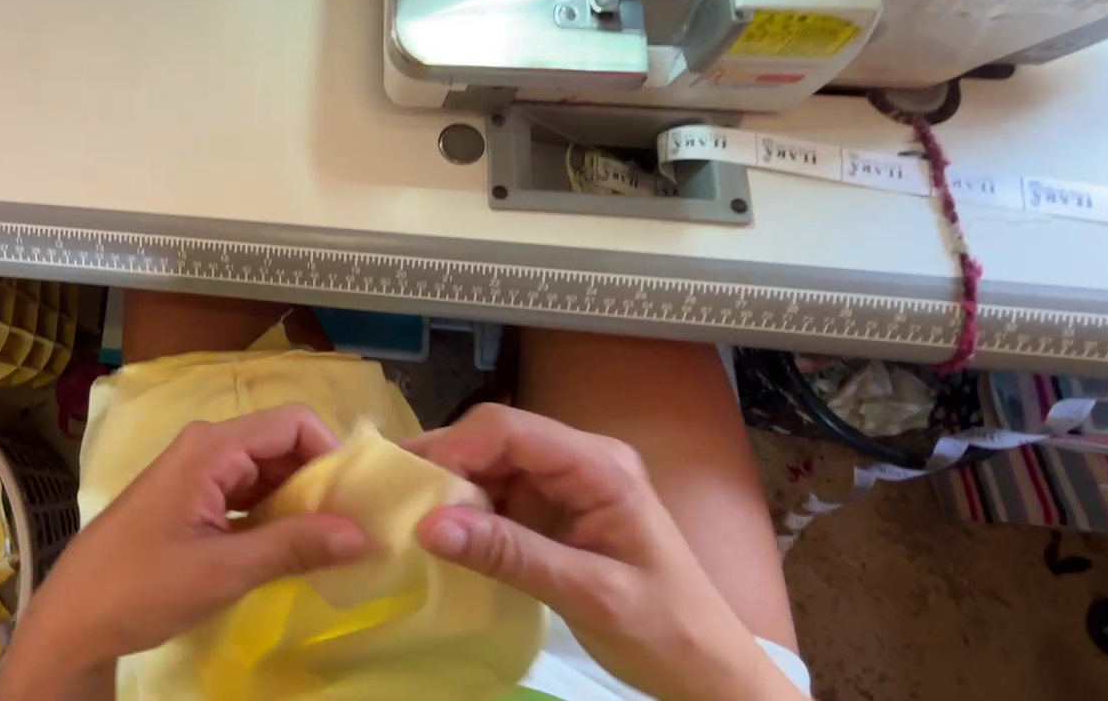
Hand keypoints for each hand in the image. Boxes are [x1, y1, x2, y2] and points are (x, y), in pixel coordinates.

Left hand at [0, 405, 368, 700]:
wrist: (73, 617)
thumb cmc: (142, 585)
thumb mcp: (224, 570)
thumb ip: (294, 546)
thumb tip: (362, 533)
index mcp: (213, 446)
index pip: (292, 423)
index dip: (330, 454)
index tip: (354, 502)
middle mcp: (209, 447)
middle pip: (282, 445)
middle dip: (319, 482)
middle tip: (351, 530)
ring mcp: (199, 472)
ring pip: (267, 472)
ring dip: (299, 503)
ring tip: (330, 545)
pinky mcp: (193, 498)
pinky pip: (247, 494)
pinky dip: (274, 516)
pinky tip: (292, 549)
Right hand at [404, 404, 802, 700]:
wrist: (710, 676)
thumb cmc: (666, 634)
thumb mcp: (589, 596)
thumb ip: (509, 555)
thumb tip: (427, 526)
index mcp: (598, 465)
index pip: (509, 430)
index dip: (454, 447)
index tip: (409, 484)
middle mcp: (578, 458)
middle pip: (493, 438)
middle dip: (445, 464)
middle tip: (396, 497)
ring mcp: (564, 481)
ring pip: (489, 462)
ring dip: (451, 486)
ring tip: (409, 514)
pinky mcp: (552, 506)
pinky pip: (497, 491)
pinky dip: (466, 509)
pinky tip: (443, 530)